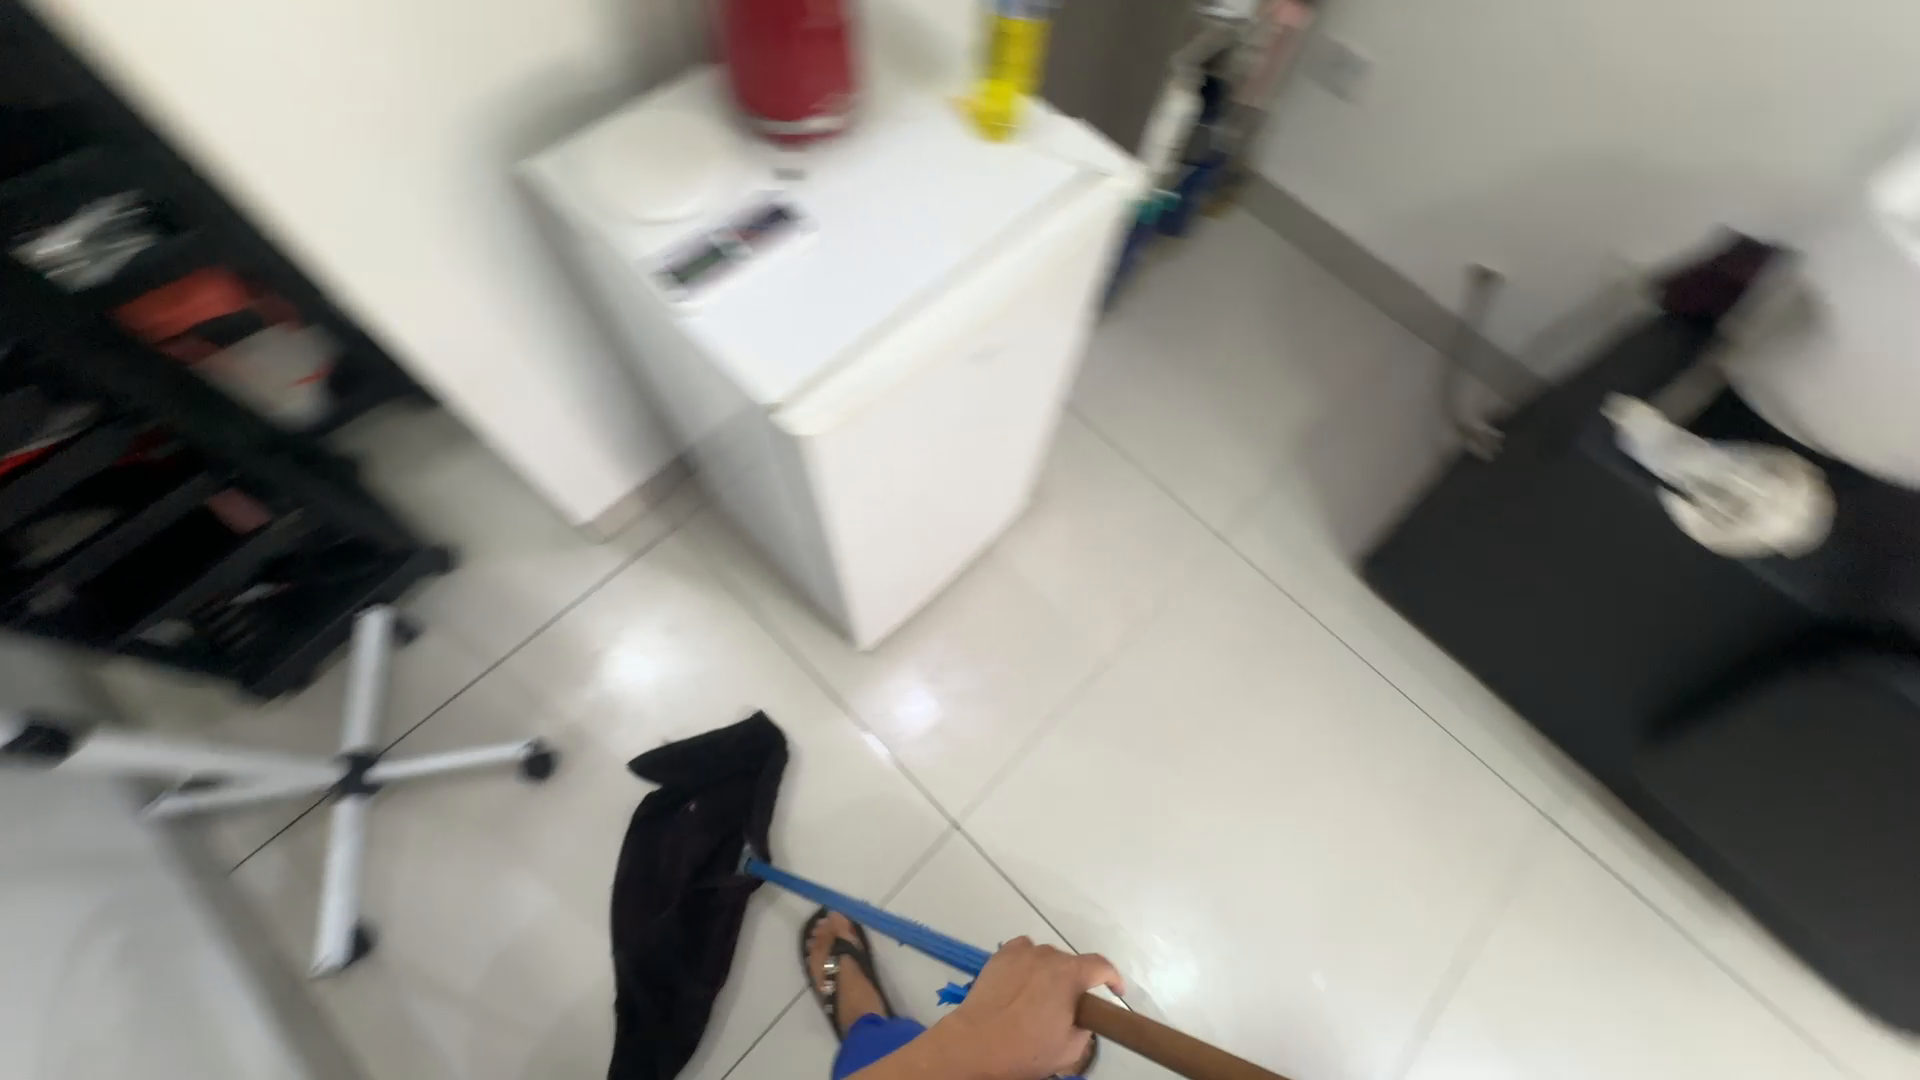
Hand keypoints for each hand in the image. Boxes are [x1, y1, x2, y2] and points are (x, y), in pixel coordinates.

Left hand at [936, 937, 1125, 1079]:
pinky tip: (1023, 980)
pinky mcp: (1001, 954)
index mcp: (1070, 975)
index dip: (1113, 978)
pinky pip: (1024, 950)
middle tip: (1069, 1008)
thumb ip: (1084, 1028)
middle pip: (1072, 963)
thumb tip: (1081, 1016)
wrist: (979, 1043)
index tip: (1116, 991)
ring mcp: (1023, 951)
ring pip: (1047, 957)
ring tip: (1040, 998)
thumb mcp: (1069, 1049)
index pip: (1101, 966)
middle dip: (1076, 983)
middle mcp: (1048, 955)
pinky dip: (1029, 962)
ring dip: (1051, 973)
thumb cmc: (1026, 1049)